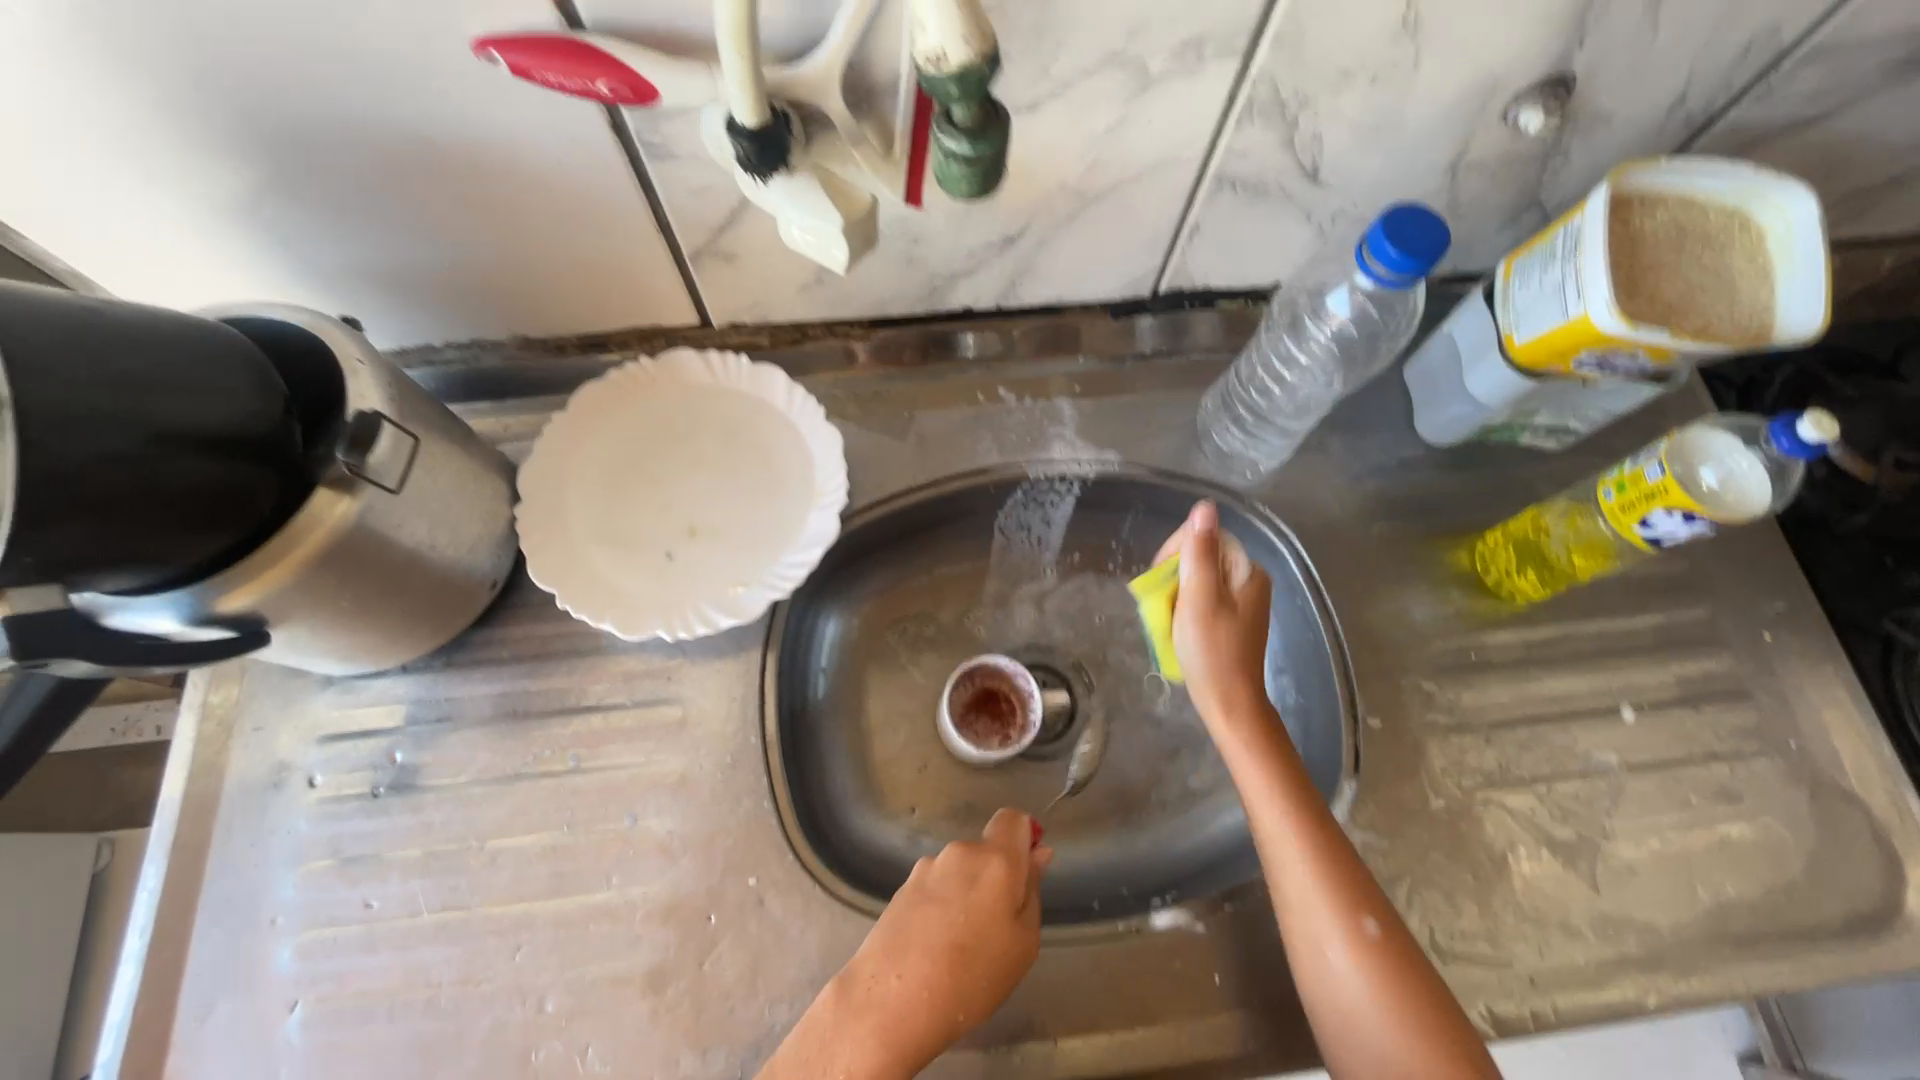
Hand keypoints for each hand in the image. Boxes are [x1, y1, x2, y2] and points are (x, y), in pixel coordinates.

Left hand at [815, 809, 1052, 1075]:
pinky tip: (934, 949)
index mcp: (994, 859)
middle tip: (995, 929)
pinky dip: (940, 909)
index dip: (1023, 839)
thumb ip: (1032, 890)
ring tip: (960, 948)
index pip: (1013, 819)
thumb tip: (1037, 854)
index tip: (1025, 874)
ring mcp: (924, 870)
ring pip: (958, 873)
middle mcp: (958, 853)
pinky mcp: (900, 890)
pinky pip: (934, 890)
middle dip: (994, 880)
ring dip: (965, 896)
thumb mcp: (1023, 943)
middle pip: (985, 852)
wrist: (892, 1002)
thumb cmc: (973, 976)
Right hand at [1154, 500, 1272, 725]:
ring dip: (1177, 594)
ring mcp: (1242, 602)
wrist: (1228, 702)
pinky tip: (1178, 627)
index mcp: (1247, 570)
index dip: (1176, 553)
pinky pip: (1203, 600)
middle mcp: (1249, 580)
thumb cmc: (1212, 650)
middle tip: (1161, 605)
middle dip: (1175, 577)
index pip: (1206, 537)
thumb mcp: (1199, 597)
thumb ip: (1199, 551)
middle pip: (1202, 558)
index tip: (1159, 580)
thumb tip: (1204, 506)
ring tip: (1167, 618)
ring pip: (1198, 580)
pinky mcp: (1232, 620)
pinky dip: (1185, 609)